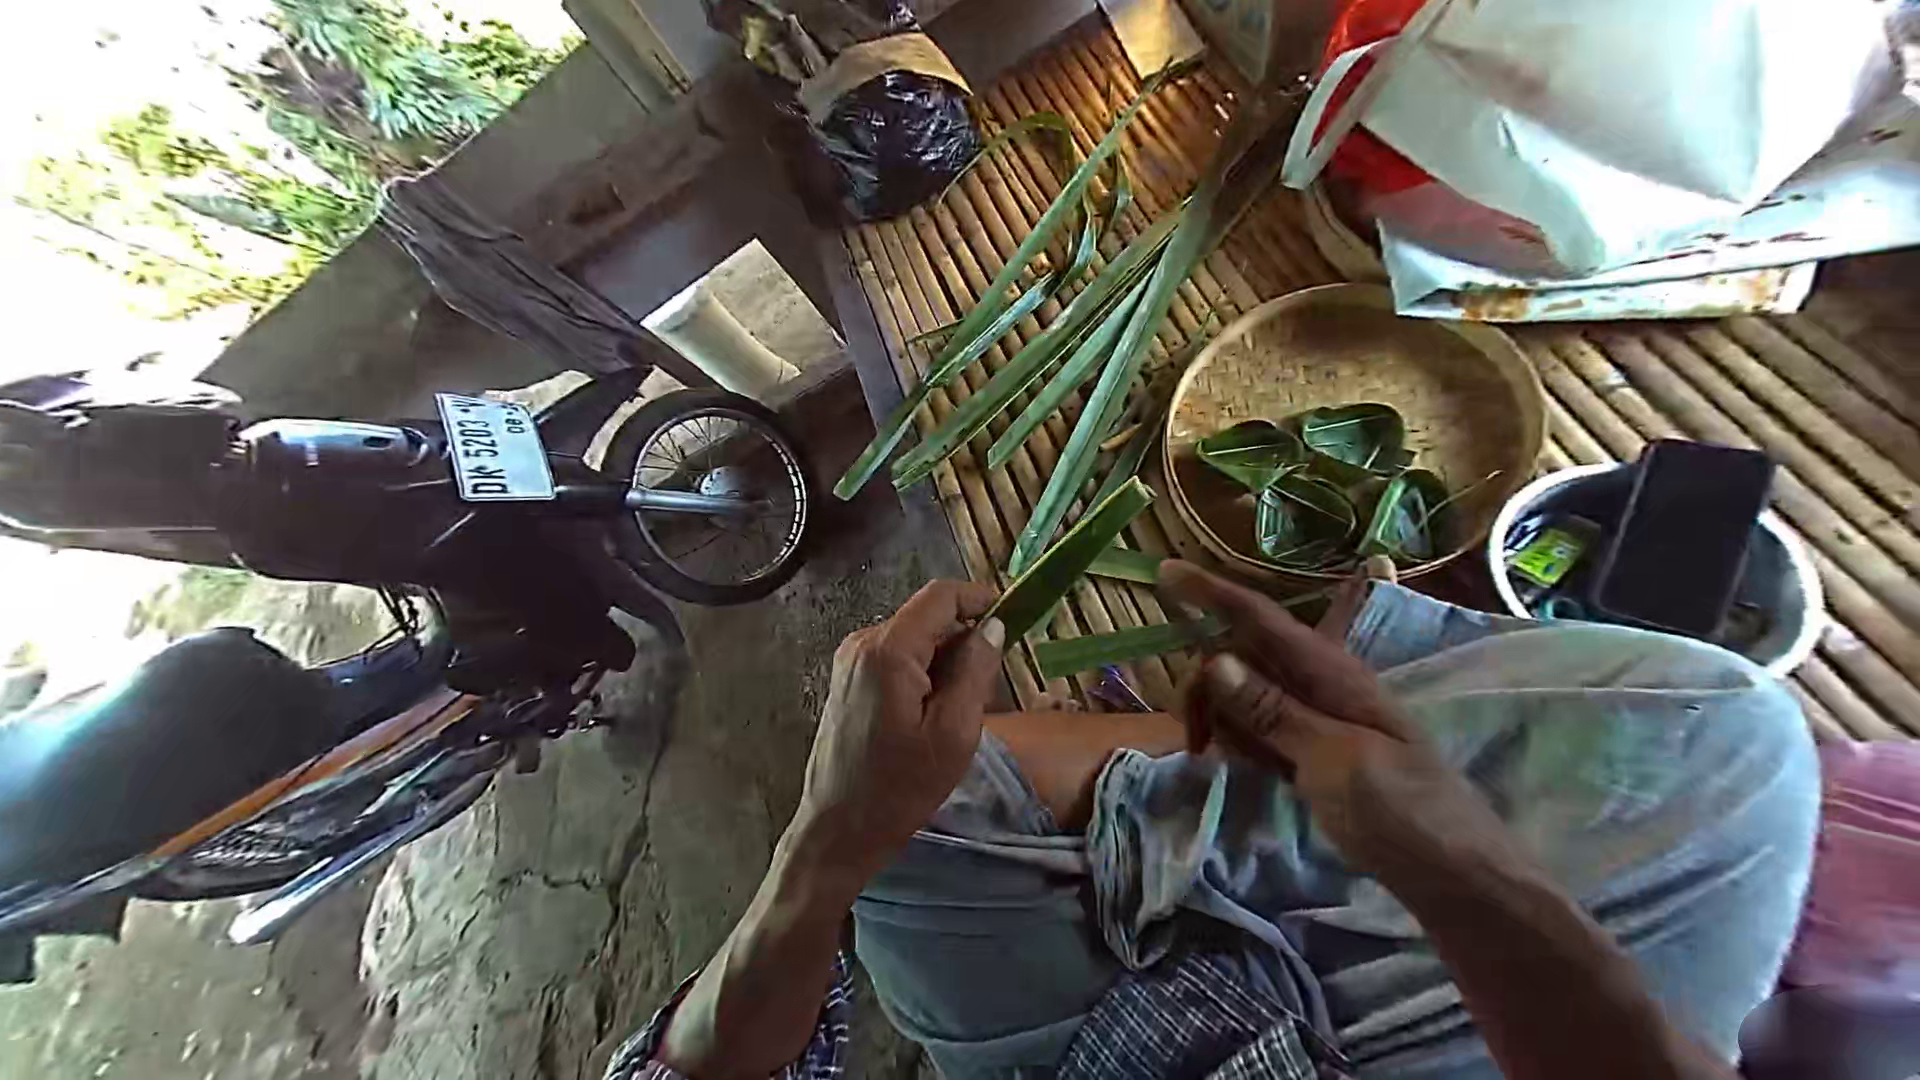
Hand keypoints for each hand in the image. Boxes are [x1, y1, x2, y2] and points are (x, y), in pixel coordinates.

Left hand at [790, 580, 1004, 889]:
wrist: (837, 831)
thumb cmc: (899, 788)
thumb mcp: (954, 732)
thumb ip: (976, 670)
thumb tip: (993, 625)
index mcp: (889, 650)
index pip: (941, 596)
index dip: (980, 599)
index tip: (1012, 619)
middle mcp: (864, 642)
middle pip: (928, 617)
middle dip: (965, 640)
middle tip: (990, 685)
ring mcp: (852, 659)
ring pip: (916, 638)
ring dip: (947, 660)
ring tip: (961, 709)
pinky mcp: (850, 677)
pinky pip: (899, 657)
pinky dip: (925, 672)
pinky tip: (934, 713)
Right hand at [1160, 561, 1521, 886]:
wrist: (1456, 881)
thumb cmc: (1405, 814)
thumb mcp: (1337, 762)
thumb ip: (1274, 711)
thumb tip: (1215, 659)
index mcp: (1329, 672)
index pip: (1259, 617)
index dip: (1210, 591)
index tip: (1165, 568)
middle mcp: (1314, 682)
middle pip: (1235, 656)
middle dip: (1203, 687)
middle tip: (1196, 739)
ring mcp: (1309, 713)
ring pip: (1237, 691)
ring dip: (1217, 718)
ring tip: (1219, 760)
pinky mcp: (1304, 743)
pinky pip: (1251, 724)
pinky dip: (1236, 739)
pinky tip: (1247, 768)